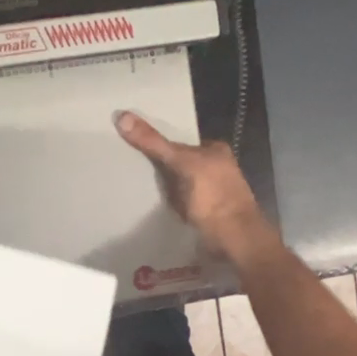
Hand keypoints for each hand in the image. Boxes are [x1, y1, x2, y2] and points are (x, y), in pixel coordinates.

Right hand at [115, 111, 272, 257]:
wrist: (235, 239)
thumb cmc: (213, 196)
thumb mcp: (182, 163)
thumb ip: (154, 142)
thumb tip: (122, 116)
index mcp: (215, 151)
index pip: (180, 141)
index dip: (158, 144)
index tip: (133, 146)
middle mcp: (216, 169)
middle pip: (179, 163)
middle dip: (159, 167)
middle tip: (127, 167)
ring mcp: (212, 194)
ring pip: (179, 185)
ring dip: (162, 188)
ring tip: (132, 187)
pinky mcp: (206, 215)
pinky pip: (180, 205)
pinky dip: (167, 206)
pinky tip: (150, 207)